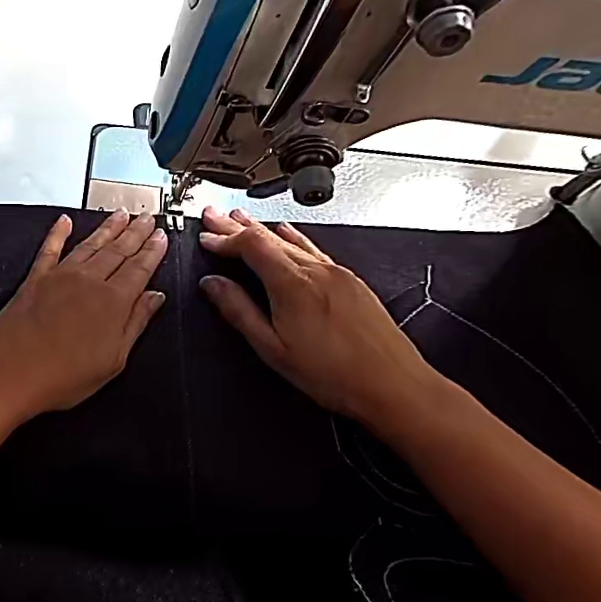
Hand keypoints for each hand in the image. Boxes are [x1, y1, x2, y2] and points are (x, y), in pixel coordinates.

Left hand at [0, 210, 168, 421]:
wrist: (9, 374)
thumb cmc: (61, 375)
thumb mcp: (114, 360)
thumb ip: (136, 323)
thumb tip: (154, 299)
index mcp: (113, 302)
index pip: (140, 268)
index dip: (153, 251)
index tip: (161, 237)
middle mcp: (89, 281)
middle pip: (119, 250)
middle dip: (136, 232)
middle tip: (148, 218)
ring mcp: (61, 277)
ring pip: (91, 244)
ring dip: (109, 228)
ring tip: (121, 214)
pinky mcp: (36, 279)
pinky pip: (50, 248)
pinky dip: (58, 232)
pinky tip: (64, 221)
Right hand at [197, 207, 446, 424]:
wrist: (392, 384)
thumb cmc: (337, 375)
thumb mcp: (273, 349)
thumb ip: (239, 311)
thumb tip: (214, 286)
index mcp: (292, 284)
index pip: (250, 244)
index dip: (225, 238)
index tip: (208, 238)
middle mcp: (316, 270)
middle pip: (268, 236)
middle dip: (236, 226)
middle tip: (215, 217)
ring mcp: (336, 272)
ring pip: (290, 239)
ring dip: (261, 229)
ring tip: (241, 219)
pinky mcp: (350, 280)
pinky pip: (312, 247)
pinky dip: (291, 238)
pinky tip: (287, 234)